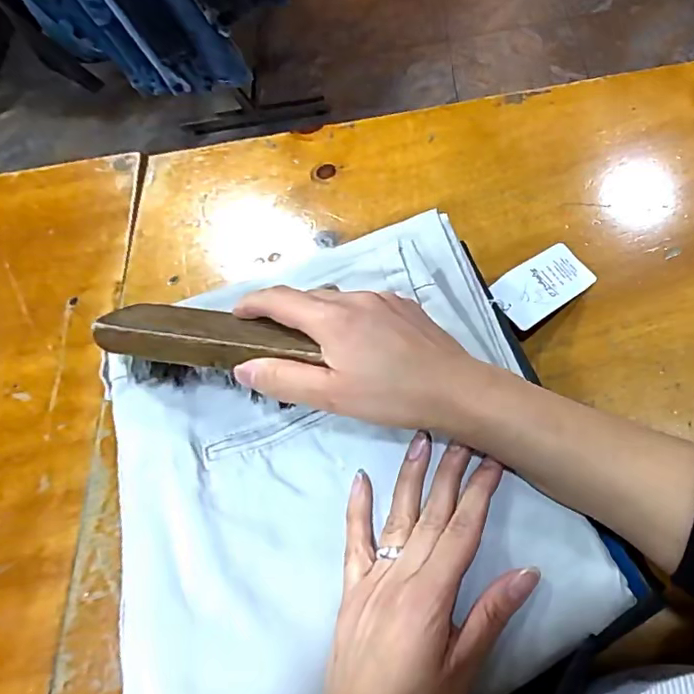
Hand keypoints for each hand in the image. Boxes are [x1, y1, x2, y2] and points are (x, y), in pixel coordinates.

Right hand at [231, 287, 495, 431]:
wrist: (457, 389)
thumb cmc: (393, 397)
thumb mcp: (332, 396)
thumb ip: (284, 379)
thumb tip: (244, 365)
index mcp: (333, 318)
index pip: (279, 298)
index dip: (251, 304)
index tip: (237, 316)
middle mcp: (358, 298)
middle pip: (309, 297)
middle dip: (285, 311)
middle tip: (274, 338)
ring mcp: (386, 299)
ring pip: (340, 298)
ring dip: (320, 314)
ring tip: (317, 344)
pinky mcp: (407, 307)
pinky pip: (366, 304)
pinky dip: (349, 315)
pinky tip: (359, 342)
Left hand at [287, 436, 539, 693]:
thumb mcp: (463, 669)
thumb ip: (492, 614)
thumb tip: (531, 570)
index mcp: (429, 597)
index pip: (461, 531)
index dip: (480, 492)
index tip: (494, 459)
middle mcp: (397, 580)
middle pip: (430, 515)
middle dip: (450, 472)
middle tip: (464, 434)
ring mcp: (369, 583)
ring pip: (394, 519)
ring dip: (409, 477)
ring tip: (421, 440)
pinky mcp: (349, 594)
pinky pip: (353, 544)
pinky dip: (357, 510)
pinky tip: (361, 479)